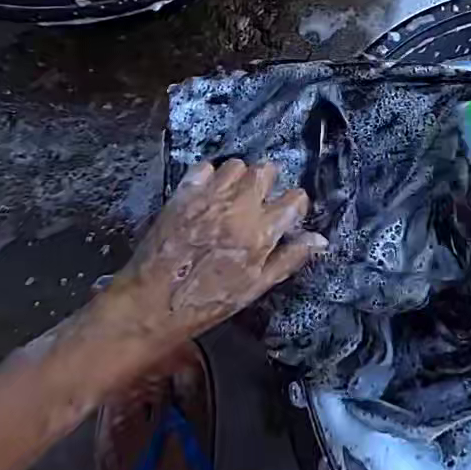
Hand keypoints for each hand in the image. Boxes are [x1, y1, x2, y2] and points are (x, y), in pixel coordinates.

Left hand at [106, 159, 323, 347]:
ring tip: (232, 197)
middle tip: (258, 203)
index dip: (294, 205)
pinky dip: (210, 177)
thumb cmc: (207, 302)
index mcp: (261, 232)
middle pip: (266, 170)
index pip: (295, 198)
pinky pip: (205, 168)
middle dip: (268, 183)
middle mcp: (238, 207)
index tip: (287, 214)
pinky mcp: (184, 193)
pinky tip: (208, 196)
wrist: (150, 304)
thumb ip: (289, 259)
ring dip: (239, 178)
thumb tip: (320, 240)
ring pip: (237, 165)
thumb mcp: (255, 288)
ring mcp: (209, 197)